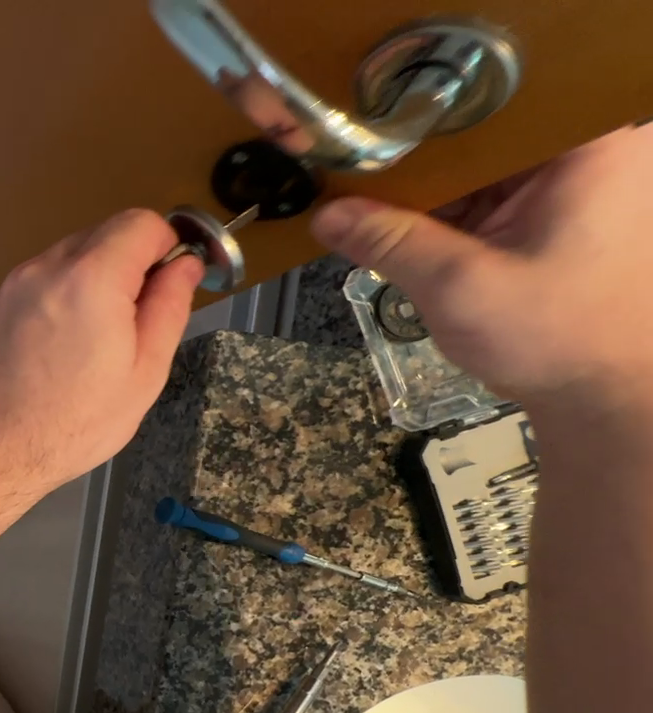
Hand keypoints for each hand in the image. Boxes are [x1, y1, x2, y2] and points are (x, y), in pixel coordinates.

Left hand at [0, 209, 203, 498]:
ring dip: (85, 285)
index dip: (163, 247)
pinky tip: (49, 352)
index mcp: (88, 278)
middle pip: (98, 236)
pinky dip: (50, 303)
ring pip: (62, 261)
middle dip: (124, 266)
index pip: (140, 222)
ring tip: (85, 345)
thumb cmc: (69, 425)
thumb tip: (184, 265)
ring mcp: (6, 290)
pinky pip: (31, 288)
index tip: (164, 285)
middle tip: (127, 324)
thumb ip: (168, 307)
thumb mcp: (143, 373)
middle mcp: (40, 271)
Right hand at [311, 125, 652, 423]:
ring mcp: (565, 187)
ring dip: (413, 195)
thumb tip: (324, 214)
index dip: (423, 119)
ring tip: (349, 204)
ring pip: (468, 172)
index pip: (493, 110)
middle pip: (477, 140)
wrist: (604, 386)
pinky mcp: (545, 218)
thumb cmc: (551, 331)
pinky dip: (429, 218)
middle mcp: (582, 156)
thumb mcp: (456, 284)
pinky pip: (474, 201)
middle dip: (408, 164)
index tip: (360, 134)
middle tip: (340, 175)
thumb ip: (389, 243)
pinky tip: (382, 230)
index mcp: (586, 151)